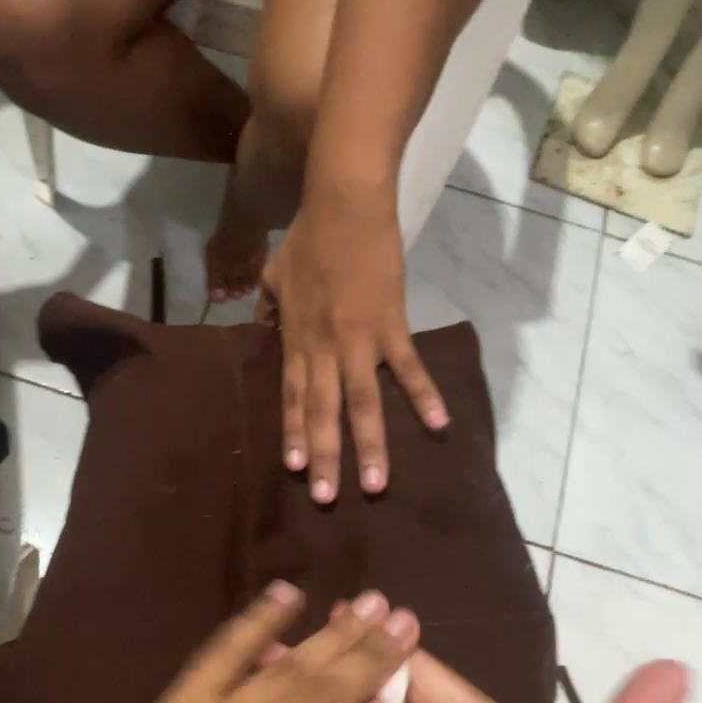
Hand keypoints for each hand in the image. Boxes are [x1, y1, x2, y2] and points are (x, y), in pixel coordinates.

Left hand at [28, 583, 421, 702]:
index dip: (375, 702)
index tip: (404, 674)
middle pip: (315, 693)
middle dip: (366, 654)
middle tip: (403, 620)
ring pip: (278, 670)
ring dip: (327, 635)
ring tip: (368, 604)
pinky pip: (216, 656)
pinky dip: (255, 622)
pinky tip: (288, 593)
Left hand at [261, 187, 446, 504]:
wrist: (344, 204)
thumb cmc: (309, 239)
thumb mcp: (275, 276)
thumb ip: (269, 308)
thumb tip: (263, 325)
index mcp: (296, 339)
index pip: (291, 396)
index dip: (294, 433)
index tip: (296, 470)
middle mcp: (323, 348)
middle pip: (322, 410)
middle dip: (325, 456)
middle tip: (328, 498)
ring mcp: (358, 339)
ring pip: (361, 401)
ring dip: (369, 444)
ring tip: (376, 485)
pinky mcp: (392, 323)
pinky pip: (408, 365)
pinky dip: (423, 394)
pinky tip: (438, 425)